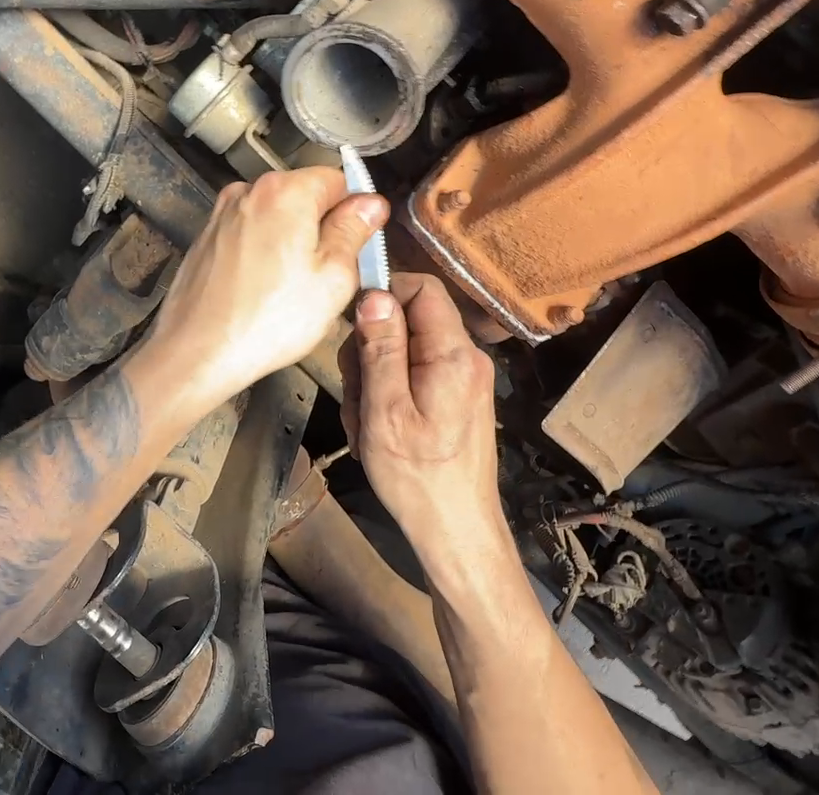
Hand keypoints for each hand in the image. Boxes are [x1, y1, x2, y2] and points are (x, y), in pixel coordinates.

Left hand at [129, 167, 386, 415]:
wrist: (197, 352)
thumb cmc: (268, 320)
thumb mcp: (334, 277)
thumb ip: (354, 231)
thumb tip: (370, 203)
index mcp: (285, 191)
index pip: (338, 180)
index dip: (355, 212)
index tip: (359, 244)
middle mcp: (248, 191)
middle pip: (304, 197)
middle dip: (321, 230)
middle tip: (327, 277)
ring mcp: (222, 214)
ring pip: (275, 219)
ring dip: (291, 245)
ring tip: (291, 291)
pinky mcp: (206, 239)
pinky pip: (249, 237)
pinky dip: (262, 256)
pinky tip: (263, 292)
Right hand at [340, 273, 500, 540]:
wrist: (456, 530)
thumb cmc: (417, 477)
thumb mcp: (384, 411)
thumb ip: (381, 350)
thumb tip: (374, 294)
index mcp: (453, 355)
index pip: (422, 288)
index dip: (383, 293)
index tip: (352, 326)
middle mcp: (466, 357)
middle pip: (407, 319)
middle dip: (371, 347)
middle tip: (357, 392)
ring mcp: (463, 378)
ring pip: (404, 348)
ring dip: (374, 377)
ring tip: (366, 419)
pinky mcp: (456, 397)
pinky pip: (413, 374)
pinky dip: (387, 393)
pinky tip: (378, 426)